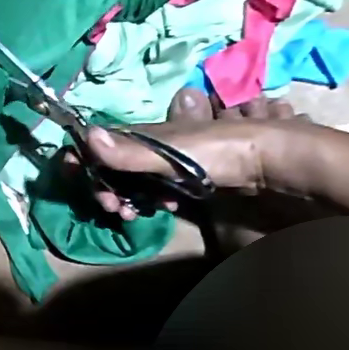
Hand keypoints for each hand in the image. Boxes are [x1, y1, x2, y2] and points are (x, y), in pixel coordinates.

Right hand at [79, 88, 307, 218]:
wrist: (265, 159)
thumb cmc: (216, 151)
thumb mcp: (169, 152)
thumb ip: (129, 151)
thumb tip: (86, 136)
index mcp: (140, 135)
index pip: (97, 143)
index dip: (83, 161)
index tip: (83, 183)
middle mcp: (148, 145)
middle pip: (112, 166)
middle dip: (104, 187)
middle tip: (113, 207)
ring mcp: (165, 161)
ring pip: (131, 180)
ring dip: (125, 198)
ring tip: (131, 214)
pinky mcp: (182, 176)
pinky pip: (154, 188)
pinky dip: (149, 200)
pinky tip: (160, 209)